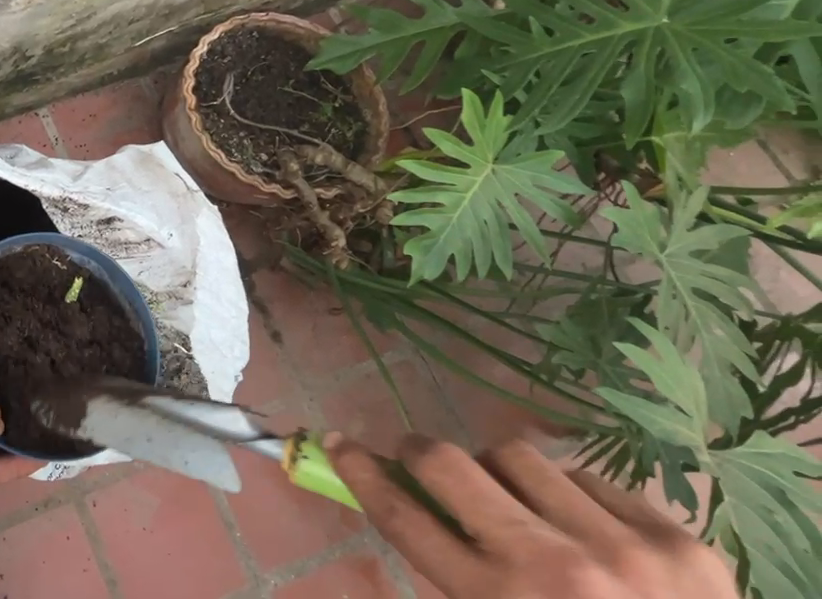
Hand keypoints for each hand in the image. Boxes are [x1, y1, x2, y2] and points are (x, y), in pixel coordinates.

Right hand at [331, 435, 736, 598]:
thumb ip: (453, 579)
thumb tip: (408, 502)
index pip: (402, 515)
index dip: (361, 472)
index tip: (341, 443)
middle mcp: (552, 564)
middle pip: (447, 462)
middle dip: (422, 455)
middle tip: (425, 464)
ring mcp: (622, 546)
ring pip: (517, 456)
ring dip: (503, 475)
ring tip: (522, 506)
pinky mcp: (681, 541)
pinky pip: (591, 479)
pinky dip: (573, 497)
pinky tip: (589, 532)